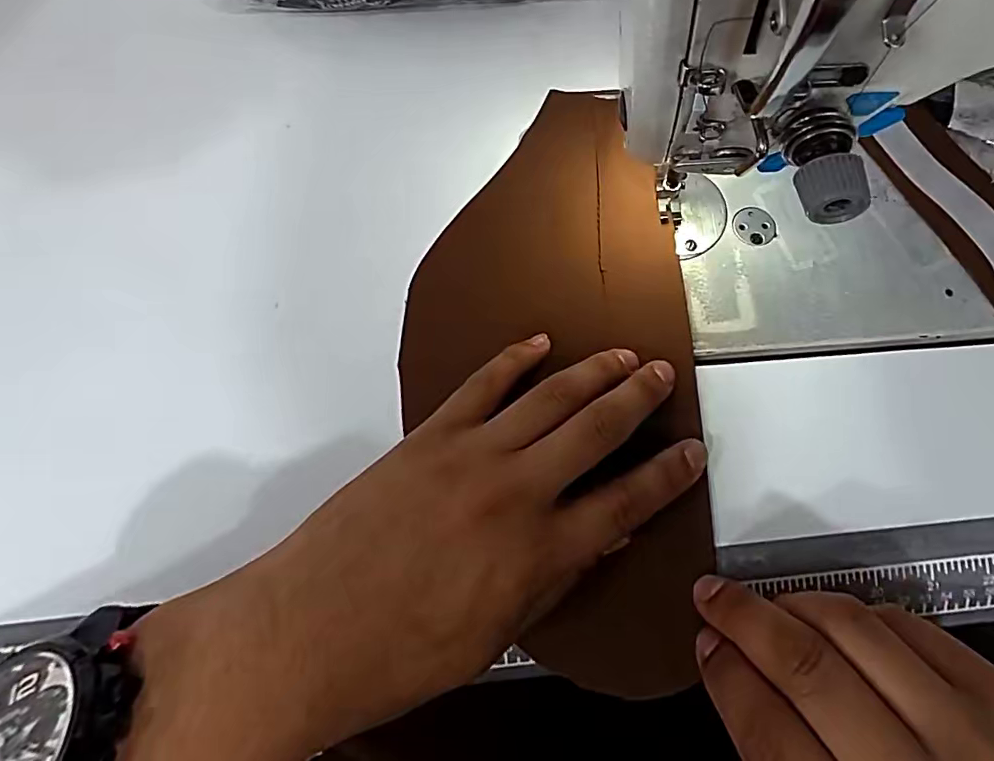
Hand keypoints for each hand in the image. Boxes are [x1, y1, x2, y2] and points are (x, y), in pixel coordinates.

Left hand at [118, 336, 706, 760]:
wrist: (303, 636)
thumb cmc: (398, 651)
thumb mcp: (499, 632)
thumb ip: (560, 576)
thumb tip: (605, 539)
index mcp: (535, 550)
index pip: (626, 502)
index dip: (667, 475)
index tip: (690, 453)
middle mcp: (512, 493)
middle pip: (596, 429)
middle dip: (638, 398)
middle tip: (662, 375)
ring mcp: (470, 455)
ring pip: (549, 397)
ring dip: (592, 371)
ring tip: (621, 354)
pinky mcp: (430, 437)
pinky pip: (482, 385)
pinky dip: (513, 359)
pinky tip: (538, 342)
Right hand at [694, 578, 993, 760]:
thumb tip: (743, 689)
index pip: (770, 736)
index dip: (729, 680)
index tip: (708, 646)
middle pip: (809, 671)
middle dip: (748, 621)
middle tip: (717, 598)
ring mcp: (974, 739)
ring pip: (859, 631)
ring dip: (800, 604)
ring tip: (771, 601)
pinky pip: (916, 627)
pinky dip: (868, 614)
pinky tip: (841, 615)